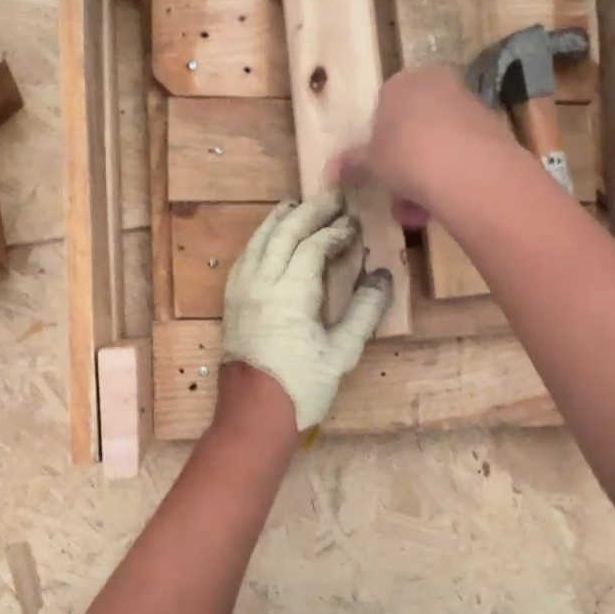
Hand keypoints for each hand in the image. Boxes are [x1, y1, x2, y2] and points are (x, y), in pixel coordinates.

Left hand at [221, 193, 393, 430]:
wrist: (253, 414)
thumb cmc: (302, 386)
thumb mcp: (342, 352)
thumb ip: (363, 311)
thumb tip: (382, 277)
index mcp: (291, 292)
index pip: (314, 246)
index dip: (336, 231)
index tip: (355, 224)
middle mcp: (262, 282)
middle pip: (284, 233)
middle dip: (310, 212)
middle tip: (333, 199)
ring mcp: (242, 290)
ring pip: (260, 240)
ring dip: (281, 220)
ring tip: (299, 205)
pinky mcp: (233, 301)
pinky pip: (247, 256)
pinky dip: (262, 239)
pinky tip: (270, 237)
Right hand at [331, 65, 514, 219]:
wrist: (463, 166)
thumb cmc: (403, 154)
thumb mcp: (370, 162)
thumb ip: (352, 164)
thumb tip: (329, 172)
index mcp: (400, 82)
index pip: (384, 109)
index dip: (380, 145)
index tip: (380, 171)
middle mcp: (436, 84)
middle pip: (414, 128)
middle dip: (405, 167)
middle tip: (398, 197)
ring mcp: (467, 104)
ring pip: (438, 145)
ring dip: (426, 179)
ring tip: (419, 212)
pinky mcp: (491, 128)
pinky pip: (461, 154)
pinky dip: (451, 177)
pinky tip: (443, 205)